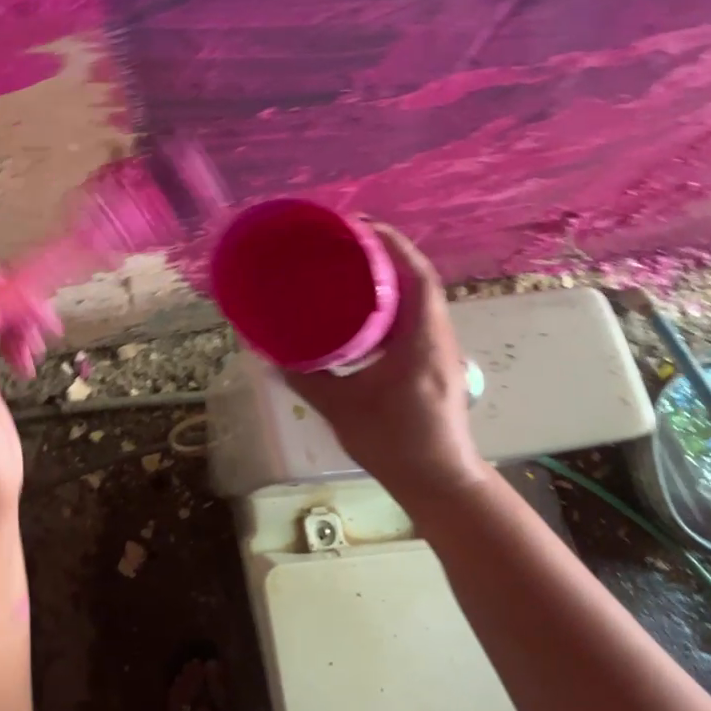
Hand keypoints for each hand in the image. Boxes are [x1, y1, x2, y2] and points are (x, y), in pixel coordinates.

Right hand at [284, 224, 489, 507]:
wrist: (442, 484)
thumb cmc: (395, 444)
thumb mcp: (341, 409)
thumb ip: (305, 377)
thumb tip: (268, 352)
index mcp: (421, 340)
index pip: (417, 276)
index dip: (393, 244)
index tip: (360, 226)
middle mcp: (439, 338)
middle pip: (420, 279)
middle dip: (387, 252)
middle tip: (347, 240)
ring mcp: (443, 351)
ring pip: (422, 298)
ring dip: (393, 275)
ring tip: (353, 265)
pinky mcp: (437, 364)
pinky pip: (418, 316)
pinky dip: (395, 300)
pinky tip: (366, 308)